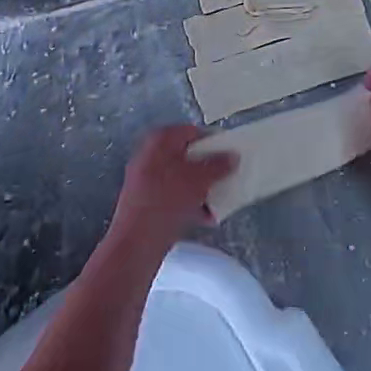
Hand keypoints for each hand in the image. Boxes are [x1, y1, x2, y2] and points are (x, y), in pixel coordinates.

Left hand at [109, 123, 235, 253]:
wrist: (137, 239)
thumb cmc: (168, 199)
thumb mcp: (199, 179)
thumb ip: (218, 166)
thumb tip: (233, 156)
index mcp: (160, 140)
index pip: (192, 131)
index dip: (213, 141)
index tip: (230, 153)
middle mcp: (150, 154)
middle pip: (187, 155)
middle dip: (208, 168)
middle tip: (227, 177)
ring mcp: (145, 178)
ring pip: (181, 177)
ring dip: (201, 188)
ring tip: (219, 201)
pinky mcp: (146, 200)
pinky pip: (173, 195)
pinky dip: (189, 203)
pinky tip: (206, 217)